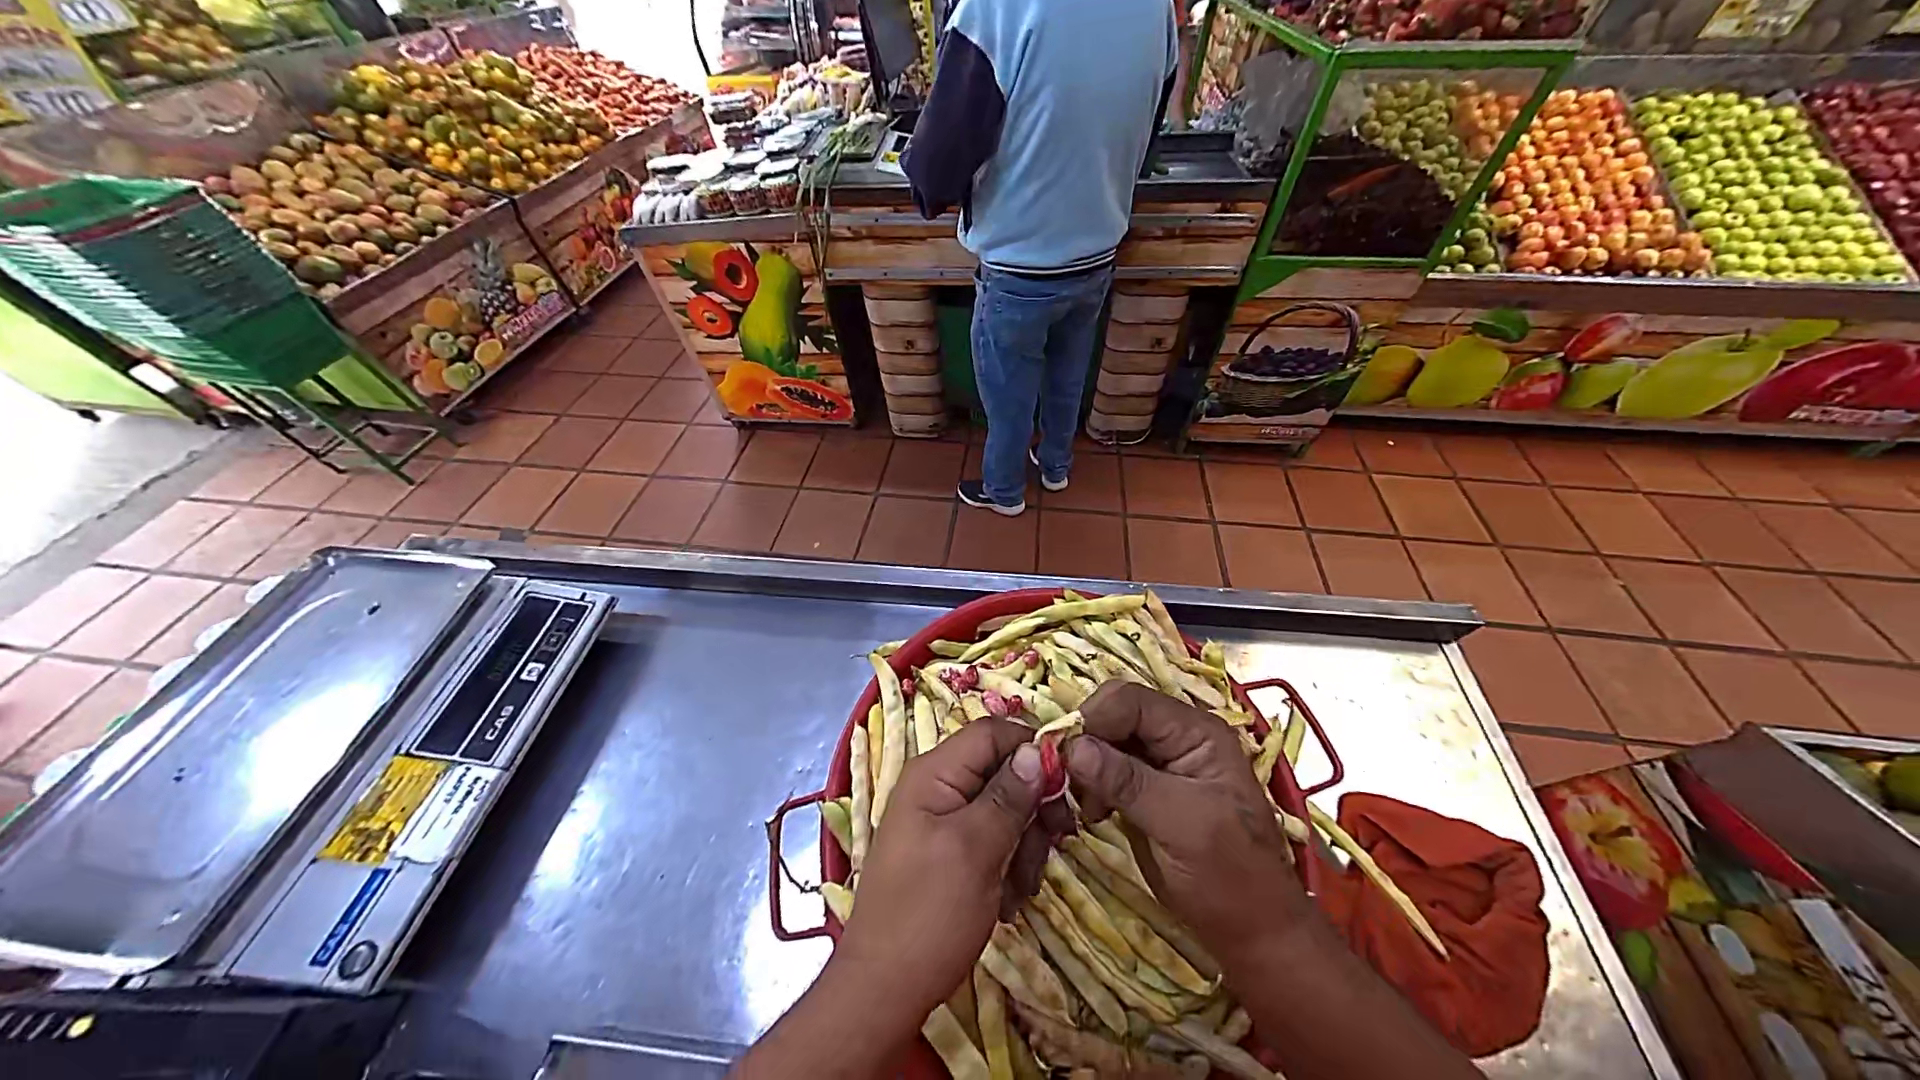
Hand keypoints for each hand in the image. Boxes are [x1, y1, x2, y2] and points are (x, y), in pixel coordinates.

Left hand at [834, 718, 1067, 1020]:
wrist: (885, 990)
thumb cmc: (928, 914)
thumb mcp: (975, 849)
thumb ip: (1008, 796)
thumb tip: (1036, 750)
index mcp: (934, 773)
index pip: (992, 733)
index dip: (1031, 749)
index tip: (1067, 785)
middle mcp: (938, 787)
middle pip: (1003, 772)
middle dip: (1031, 809)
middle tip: (1054, 843)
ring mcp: (943, 821)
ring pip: (1005, 810)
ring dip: (1023, 846)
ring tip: (1018, 888)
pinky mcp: (951, 852)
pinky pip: (993, 841)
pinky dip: (1008, 866)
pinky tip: (1007, 899)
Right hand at [1066, 682, 1313, 956]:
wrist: (1255, 931)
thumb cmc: (1231, 877)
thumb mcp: (1182, 825)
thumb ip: (1128, 782)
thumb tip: (1073, 747)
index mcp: (1195, 731)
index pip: (1129, 700)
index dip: (1092, 718)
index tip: (1063, 755)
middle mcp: (1175, 737)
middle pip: (1112, 715)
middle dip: (1085, 743)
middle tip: (1069, 784)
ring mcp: (1160, 762)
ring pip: (1103, 741)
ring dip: (1084, 767)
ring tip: (1090, 807)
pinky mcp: (1144, 788)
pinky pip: (1104, 768)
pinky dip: (1090, 785)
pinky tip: (1094, 813)